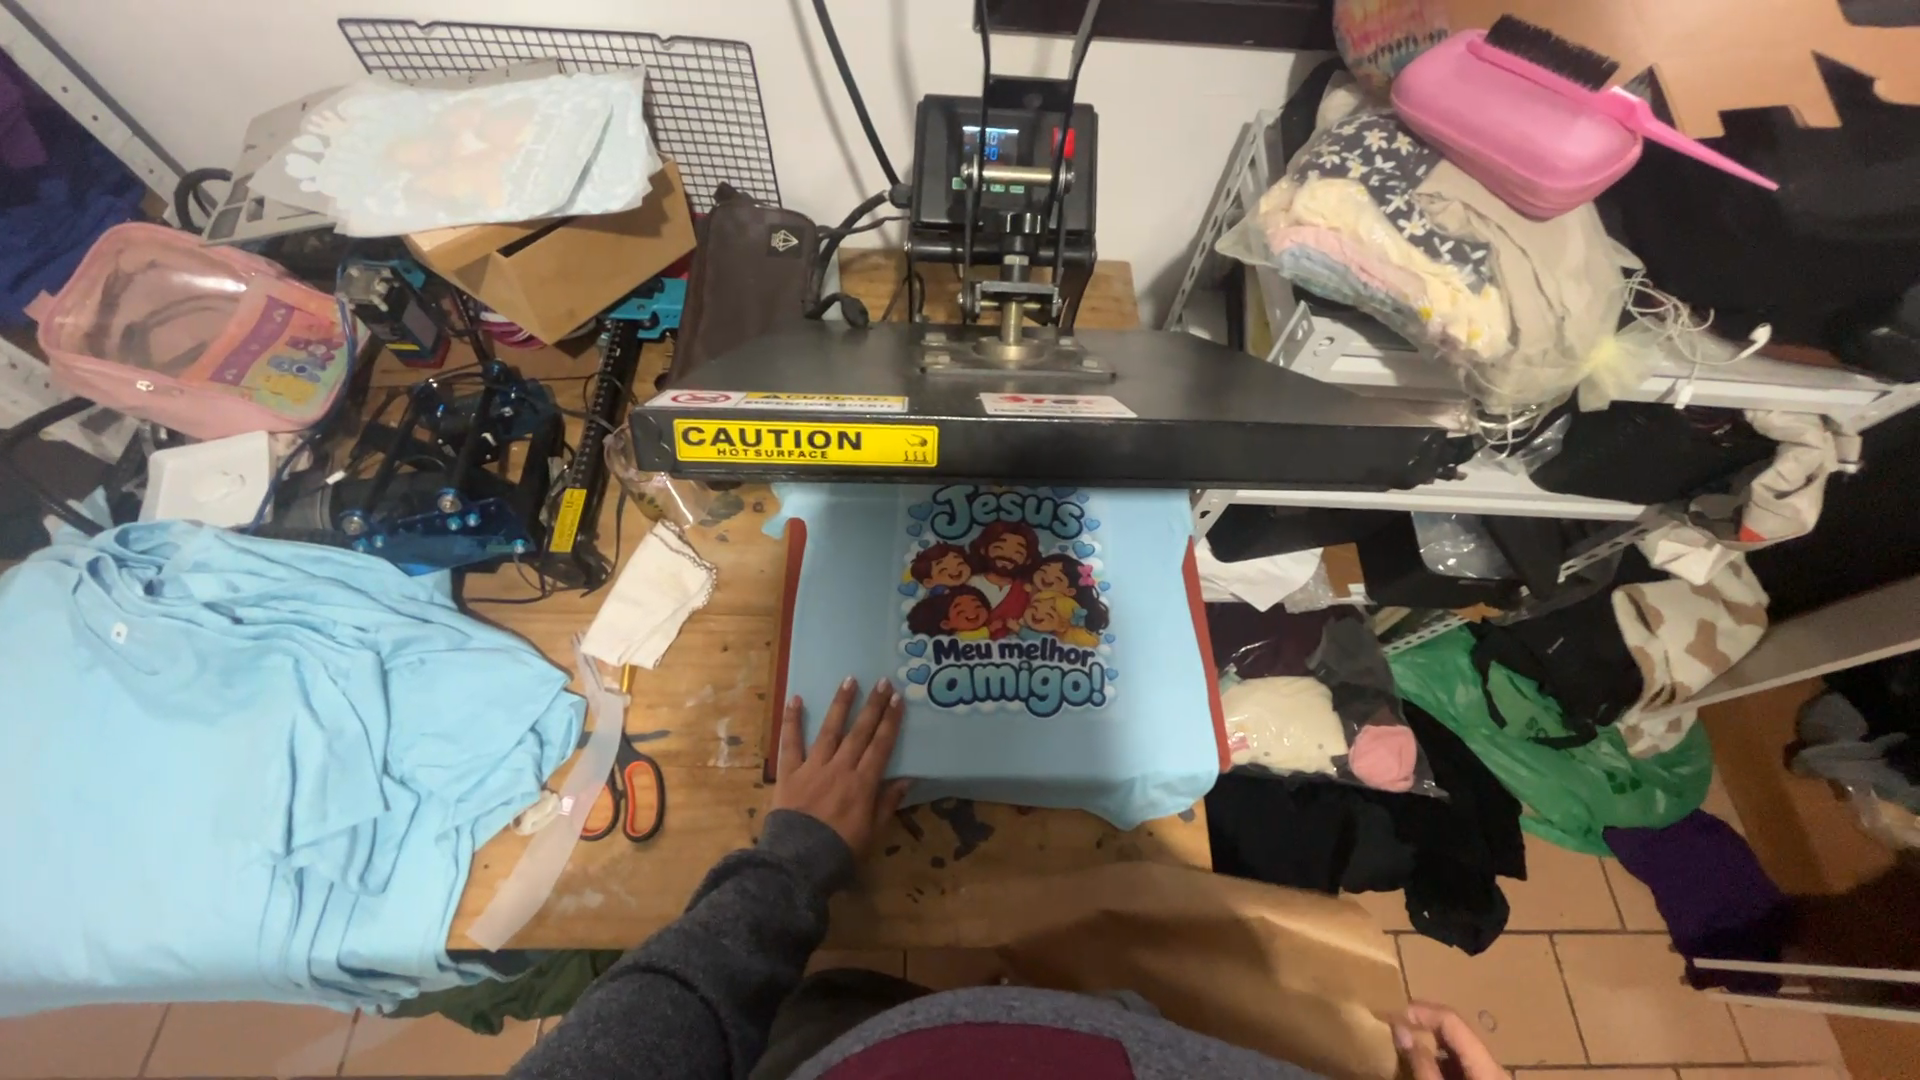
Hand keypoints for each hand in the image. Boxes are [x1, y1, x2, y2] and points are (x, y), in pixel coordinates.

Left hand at [774, 677, 912, 857]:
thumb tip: (907, 778)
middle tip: (883, 682)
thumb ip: (887, 803)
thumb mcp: (872, 832)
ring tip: (850, 680)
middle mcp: (840, 768)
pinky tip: (796, 698)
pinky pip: (790, 743)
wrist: (797, 864)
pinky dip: (792, 720)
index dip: (891, 721)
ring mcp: (813, 767)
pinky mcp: (789, 773)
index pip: (881, 746)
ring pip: (830, 730)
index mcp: (863, 783)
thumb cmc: (840, 851)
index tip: (898, 699)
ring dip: (841, 704)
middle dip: (873, 705)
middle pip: (860, 732)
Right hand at [1393, 1003, 1508, 1079]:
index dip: (1420, 1011)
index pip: (1451, 1019)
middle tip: (1396, 1027)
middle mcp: (1496, 1065)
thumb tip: (1399, 1027)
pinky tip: (1427, 1067)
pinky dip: (1442, 1059)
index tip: (1393, 1013)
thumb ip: (1421, 1063)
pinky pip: (1464, 1061)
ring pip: (1459, 1046)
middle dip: (1423, 1025)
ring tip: (1407, 1048)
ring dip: (1431, 1043)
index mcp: (1488, 1065)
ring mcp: (1495, 1075)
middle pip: (1456, 1031)